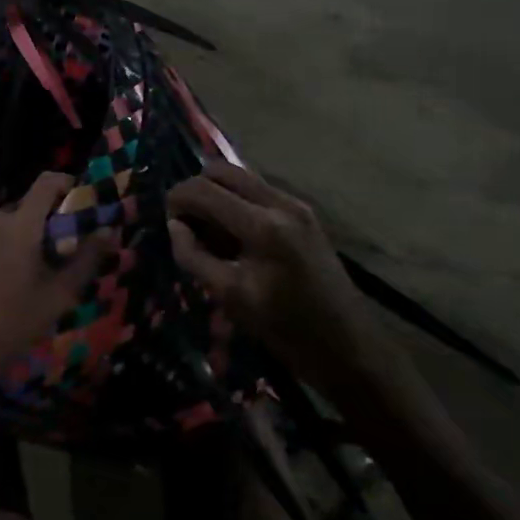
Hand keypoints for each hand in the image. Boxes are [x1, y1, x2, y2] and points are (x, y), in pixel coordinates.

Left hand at [0, 173, 117, 382]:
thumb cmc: (22, 317)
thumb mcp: (64, 291)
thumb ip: (89, 256)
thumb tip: (109, 229)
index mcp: (20, 223)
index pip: (46, 182)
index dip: (68, 184)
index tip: (85, 203)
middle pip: (32, 200)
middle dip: (55, 212)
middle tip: (73, 239)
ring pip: (15, 216)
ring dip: (35, 226)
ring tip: (49, 257)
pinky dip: (16, 236)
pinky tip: (22, 266)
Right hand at [169, 162, 381, 388]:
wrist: (350, 349)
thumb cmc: (285, 329)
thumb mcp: (229, 295)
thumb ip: (193, 255)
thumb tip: (175, 225)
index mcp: (262, 226)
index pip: (202, 190)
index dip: (176, 200)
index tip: (169, 224)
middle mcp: (281, 204)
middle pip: (220, 170)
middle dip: (195, 190)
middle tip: (186, 222)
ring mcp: (297, 205)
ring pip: (240, 176)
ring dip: (216, 193)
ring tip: (208, 229)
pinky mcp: (305, 214)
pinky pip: (257, 190)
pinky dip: (235, 200)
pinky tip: (233, 234)